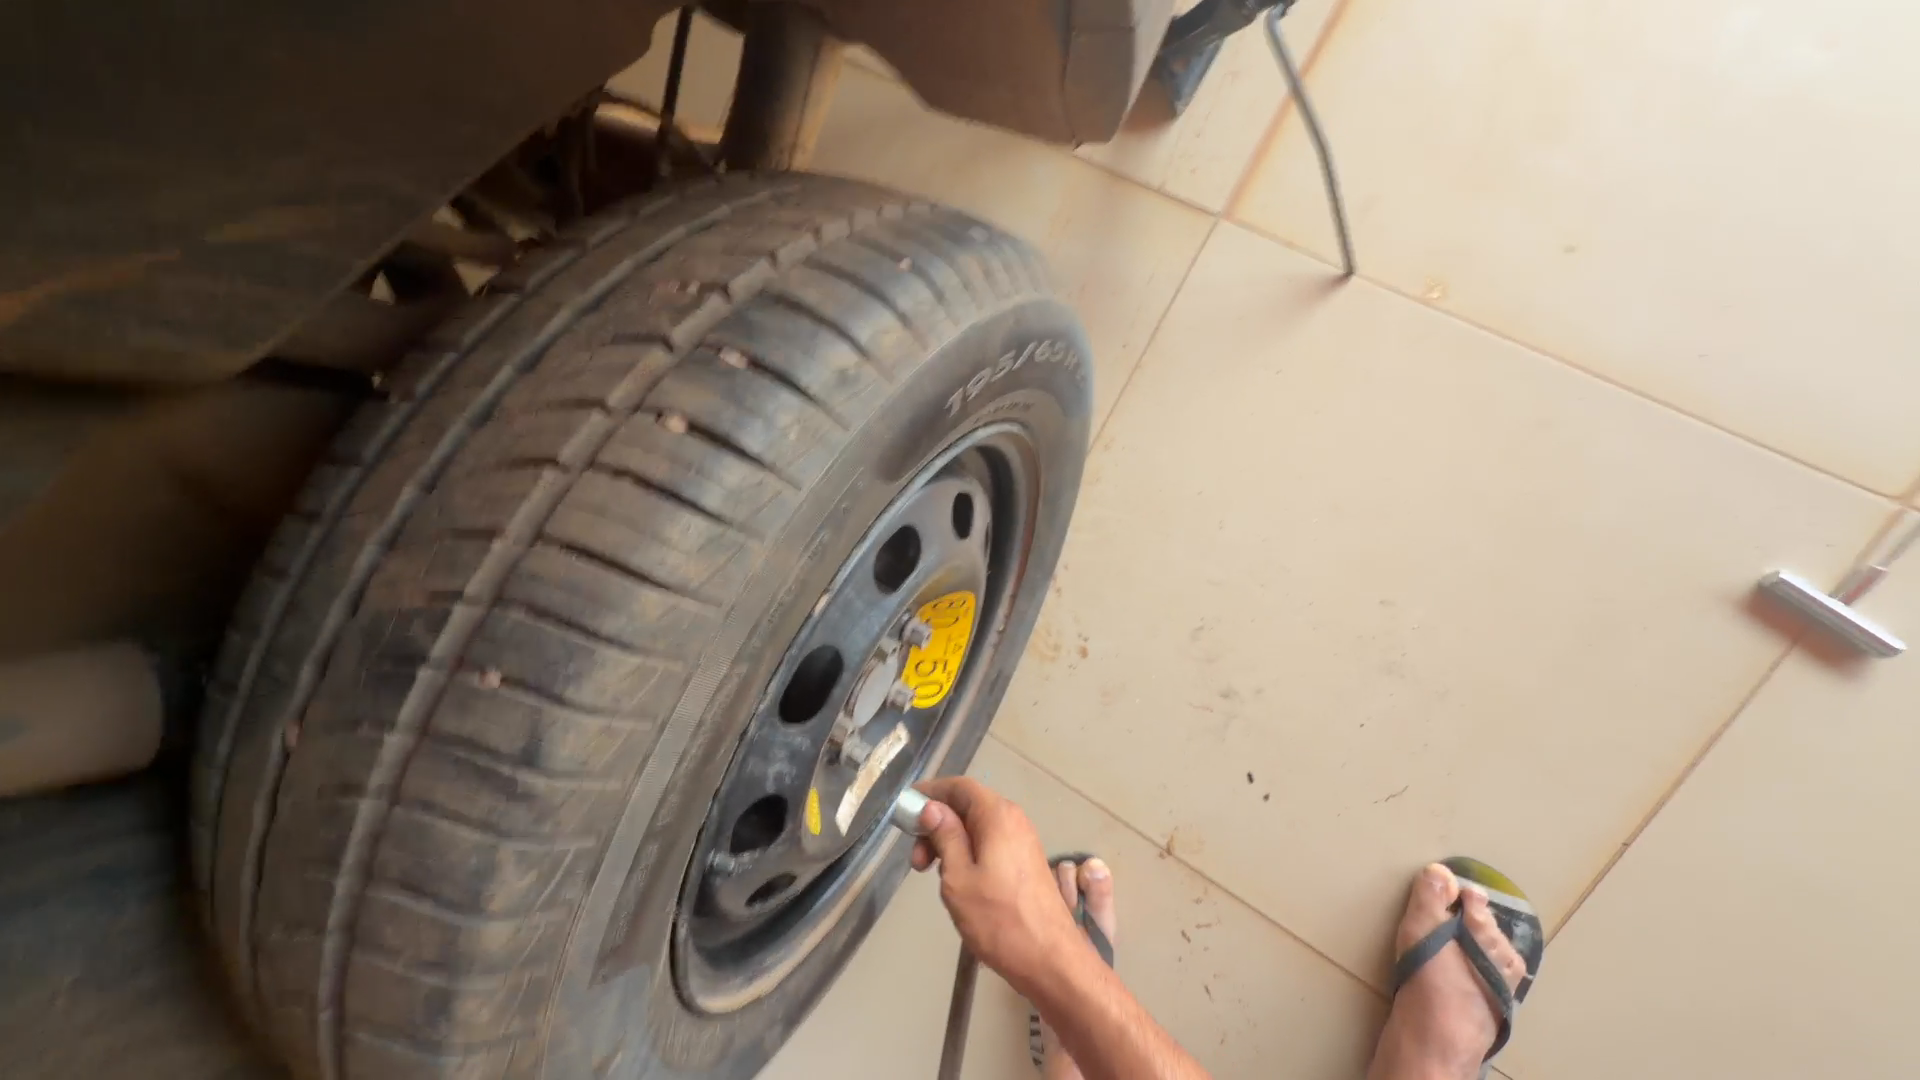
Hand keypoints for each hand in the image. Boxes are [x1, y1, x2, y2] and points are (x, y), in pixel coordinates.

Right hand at [910, 777, 1087, 994]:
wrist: (1051, 960)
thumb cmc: (999, 919)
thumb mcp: (958, 877)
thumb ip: (945, 837)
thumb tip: (933, 807)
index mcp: (998, 815)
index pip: (960, 786)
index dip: (931, 792)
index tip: (906, 810)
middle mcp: (1014, 820)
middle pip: (969, 806)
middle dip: (937, 824)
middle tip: (917, 861)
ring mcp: (1024, 841)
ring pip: (979, 827)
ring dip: (951, 842)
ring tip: (934, 876)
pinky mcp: (1027, 862)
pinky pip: (991, 843)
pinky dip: (969, 853)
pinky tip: (958, 882)